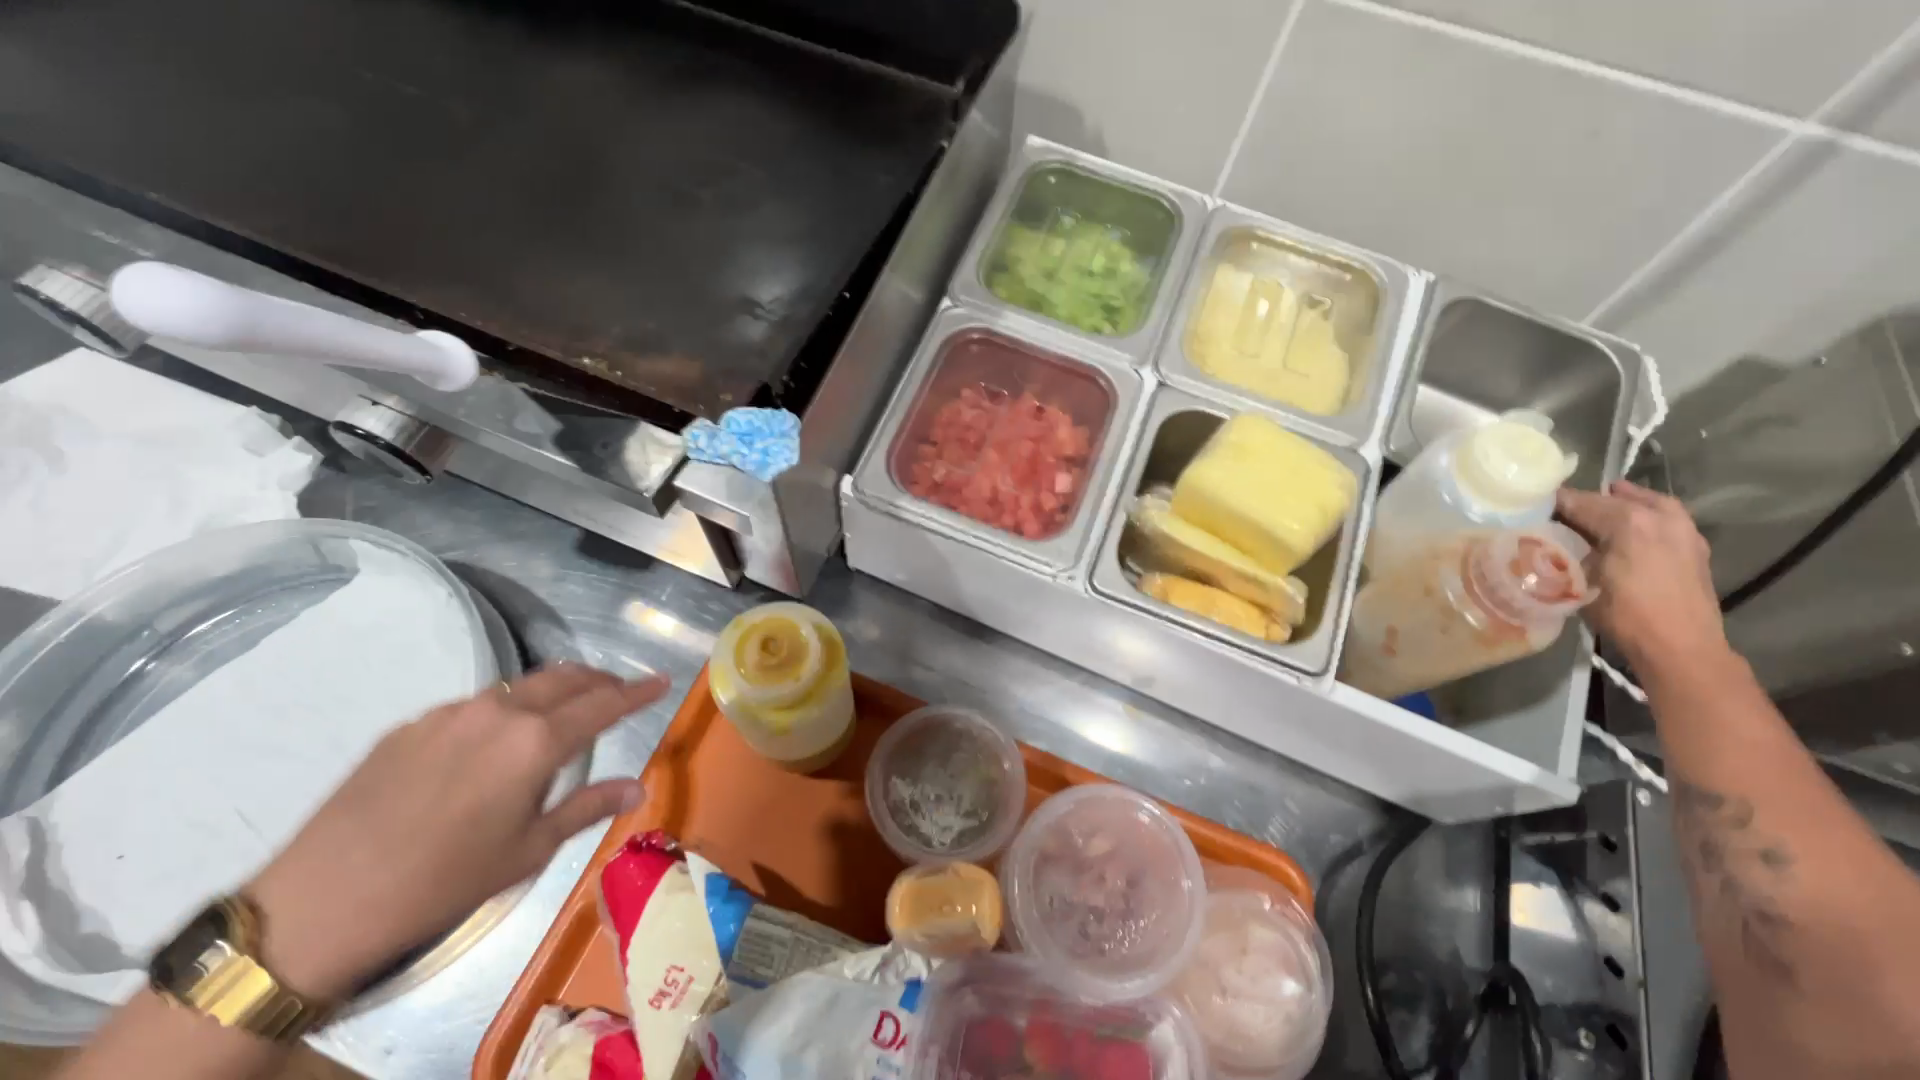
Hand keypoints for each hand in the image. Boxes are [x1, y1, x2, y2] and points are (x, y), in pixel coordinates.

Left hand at [246, 663, 669, 999]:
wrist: (325, 897)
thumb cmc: (445, 881)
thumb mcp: (529, 851)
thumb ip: (587, 807)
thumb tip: (637, 786)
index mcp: (535, 741)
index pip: (603, 703)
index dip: (637, 692)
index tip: (662, 680)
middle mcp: (497, 711)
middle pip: (563, 678)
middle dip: (599, 681)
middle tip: (620, 692)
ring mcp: (449, 713)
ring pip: (519, 686)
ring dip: (553, 692)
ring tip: (565, 714)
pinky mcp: (410, 725)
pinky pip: (476, 705)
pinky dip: (506, 710)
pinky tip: (497, 743)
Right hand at [1557, 480, 1725, 668]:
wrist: (1681, 647)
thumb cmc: (1625, 615)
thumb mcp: (1581, 581)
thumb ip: (1567, 552)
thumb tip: (1550, 539)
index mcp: (1627, 521)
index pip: (1578, 501)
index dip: (1552, 503)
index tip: (1531, 508)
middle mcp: (1658, 516)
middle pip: (1612, 499)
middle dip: (1585, 504)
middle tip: (1560, 514)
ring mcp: (1683, 529)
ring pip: (1644, 503)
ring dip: (1618, 505)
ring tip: (1597, 512)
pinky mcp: (1695, 546)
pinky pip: (1664, 518)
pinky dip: (1644, 517)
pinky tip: (1629, 530)